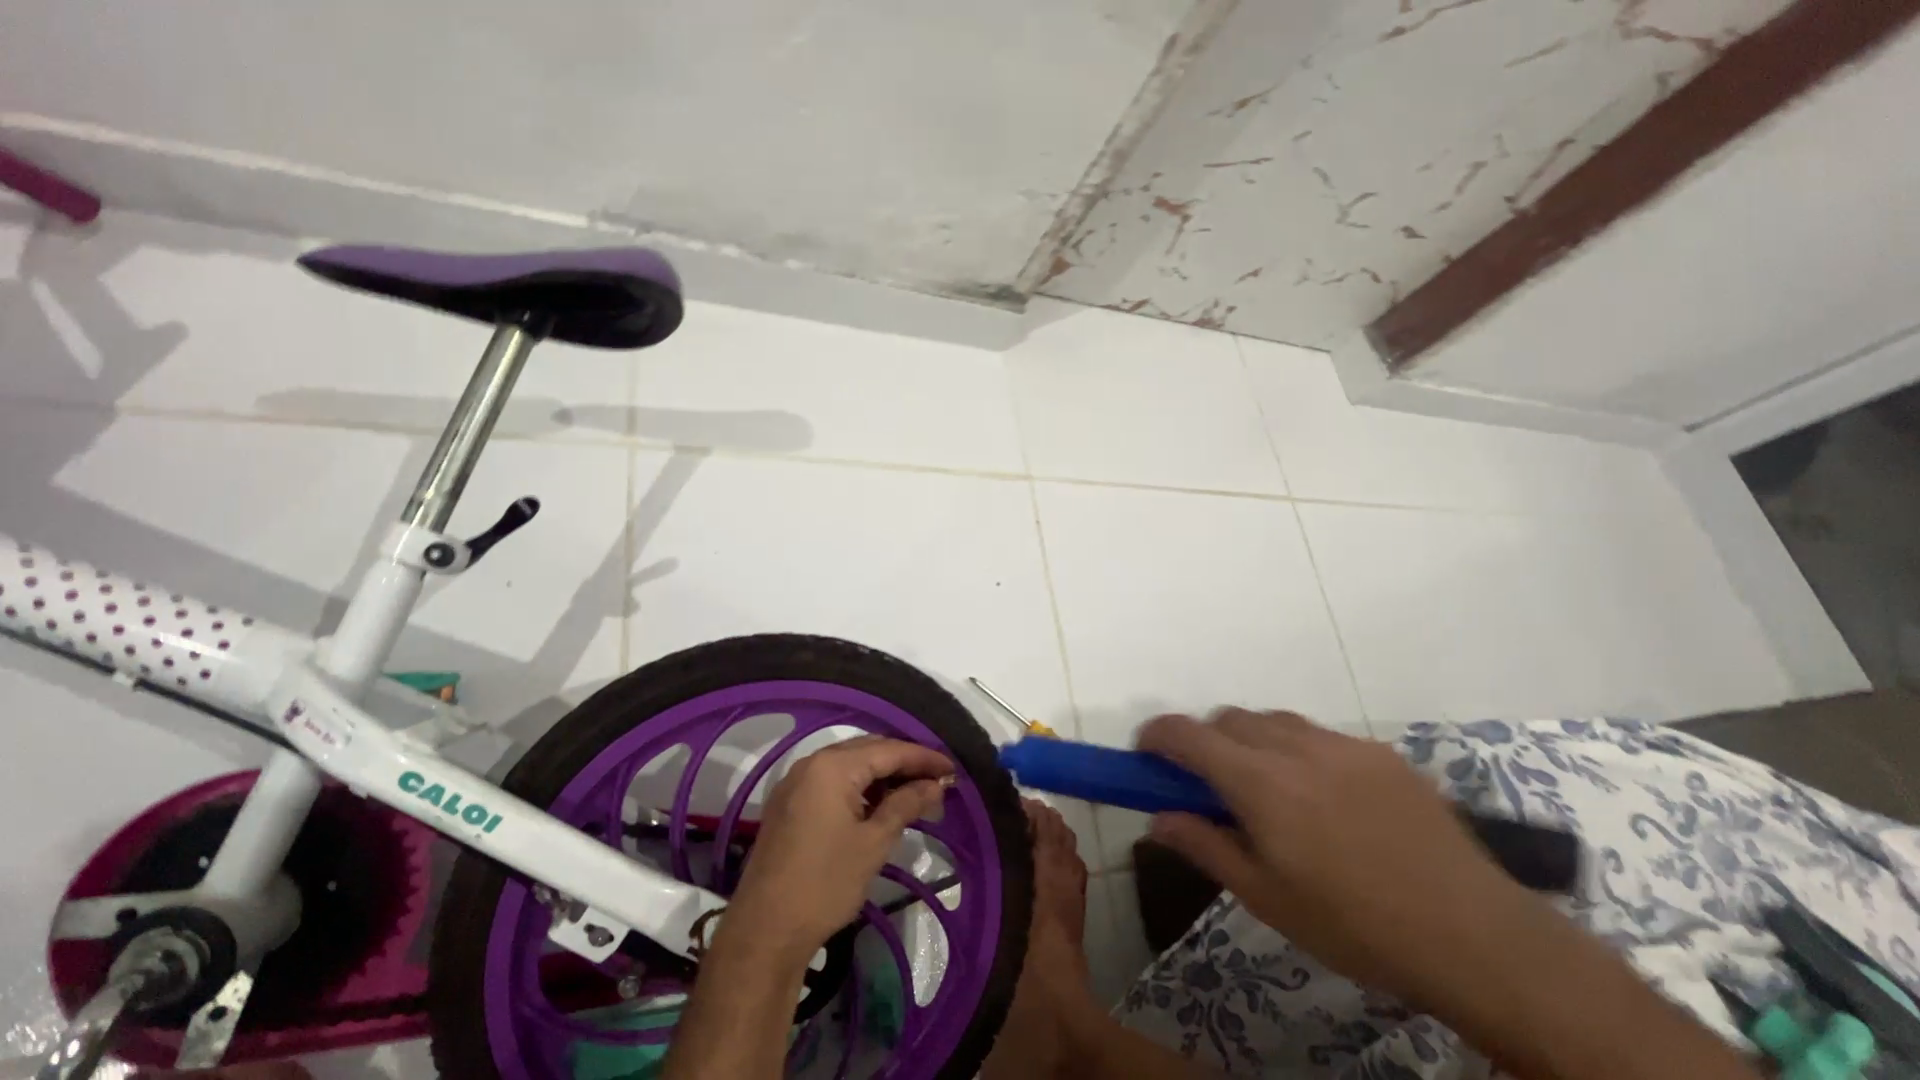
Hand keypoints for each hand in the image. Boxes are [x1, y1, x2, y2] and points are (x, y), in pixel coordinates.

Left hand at [724, 735, 953, 957]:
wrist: (767, 928)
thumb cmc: (826, 883)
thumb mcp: (874, 843)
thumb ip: (906, 804)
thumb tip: (935, 785)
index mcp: (832, 767)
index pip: (888, 750)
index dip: (924, 758)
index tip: (953, 770)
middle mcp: (811, 764)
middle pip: (867, 750)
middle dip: (904, 763)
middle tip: (938, 782)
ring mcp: (795, 784)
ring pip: (849, 766)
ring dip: (882, 776)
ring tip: (915, 795)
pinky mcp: (788, 805)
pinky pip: (831, 782)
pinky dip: (859, 788)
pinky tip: (879, 806)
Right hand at [1138, 709, 1528, 1005]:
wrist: (1470, 933)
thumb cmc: (1352, 926)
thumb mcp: (1265, 897)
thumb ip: (1206, 847)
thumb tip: (1158, 818)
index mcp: (1261, 784)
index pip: (1190, 734)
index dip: (1158, 736)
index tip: (1145, 754)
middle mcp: (1299, 748)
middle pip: (1231, 719)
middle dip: (1205, 740)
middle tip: (1205, 785)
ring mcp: (1347, 747)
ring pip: (1277, 722)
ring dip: (1252, 741)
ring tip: (1264, 790)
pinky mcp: (1384, 756)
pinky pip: (1322, 736)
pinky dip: (1298, 751)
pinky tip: (1320, 799)